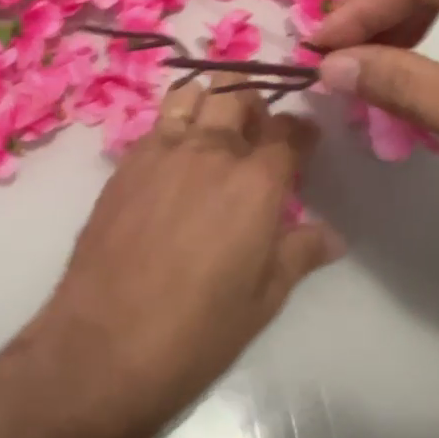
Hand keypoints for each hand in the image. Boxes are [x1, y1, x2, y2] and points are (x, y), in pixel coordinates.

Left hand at [34, 79, 342, 424]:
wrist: (105, 344)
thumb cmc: (198, 331)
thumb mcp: (263, 300)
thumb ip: (299, 255)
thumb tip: (333, 236)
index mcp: (256, 183)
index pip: (289, 132)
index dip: (302, 132)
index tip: (305, 142)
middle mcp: (210, 151)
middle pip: (236, 94)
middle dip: (254, 104)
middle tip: (256, 135)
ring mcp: (161, 152)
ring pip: (190, 93)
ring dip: (209, 101)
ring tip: (212, 132)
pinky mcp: (124, 164)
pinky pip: (156, 124)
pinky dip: (173, 126)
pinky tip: (174, 161)